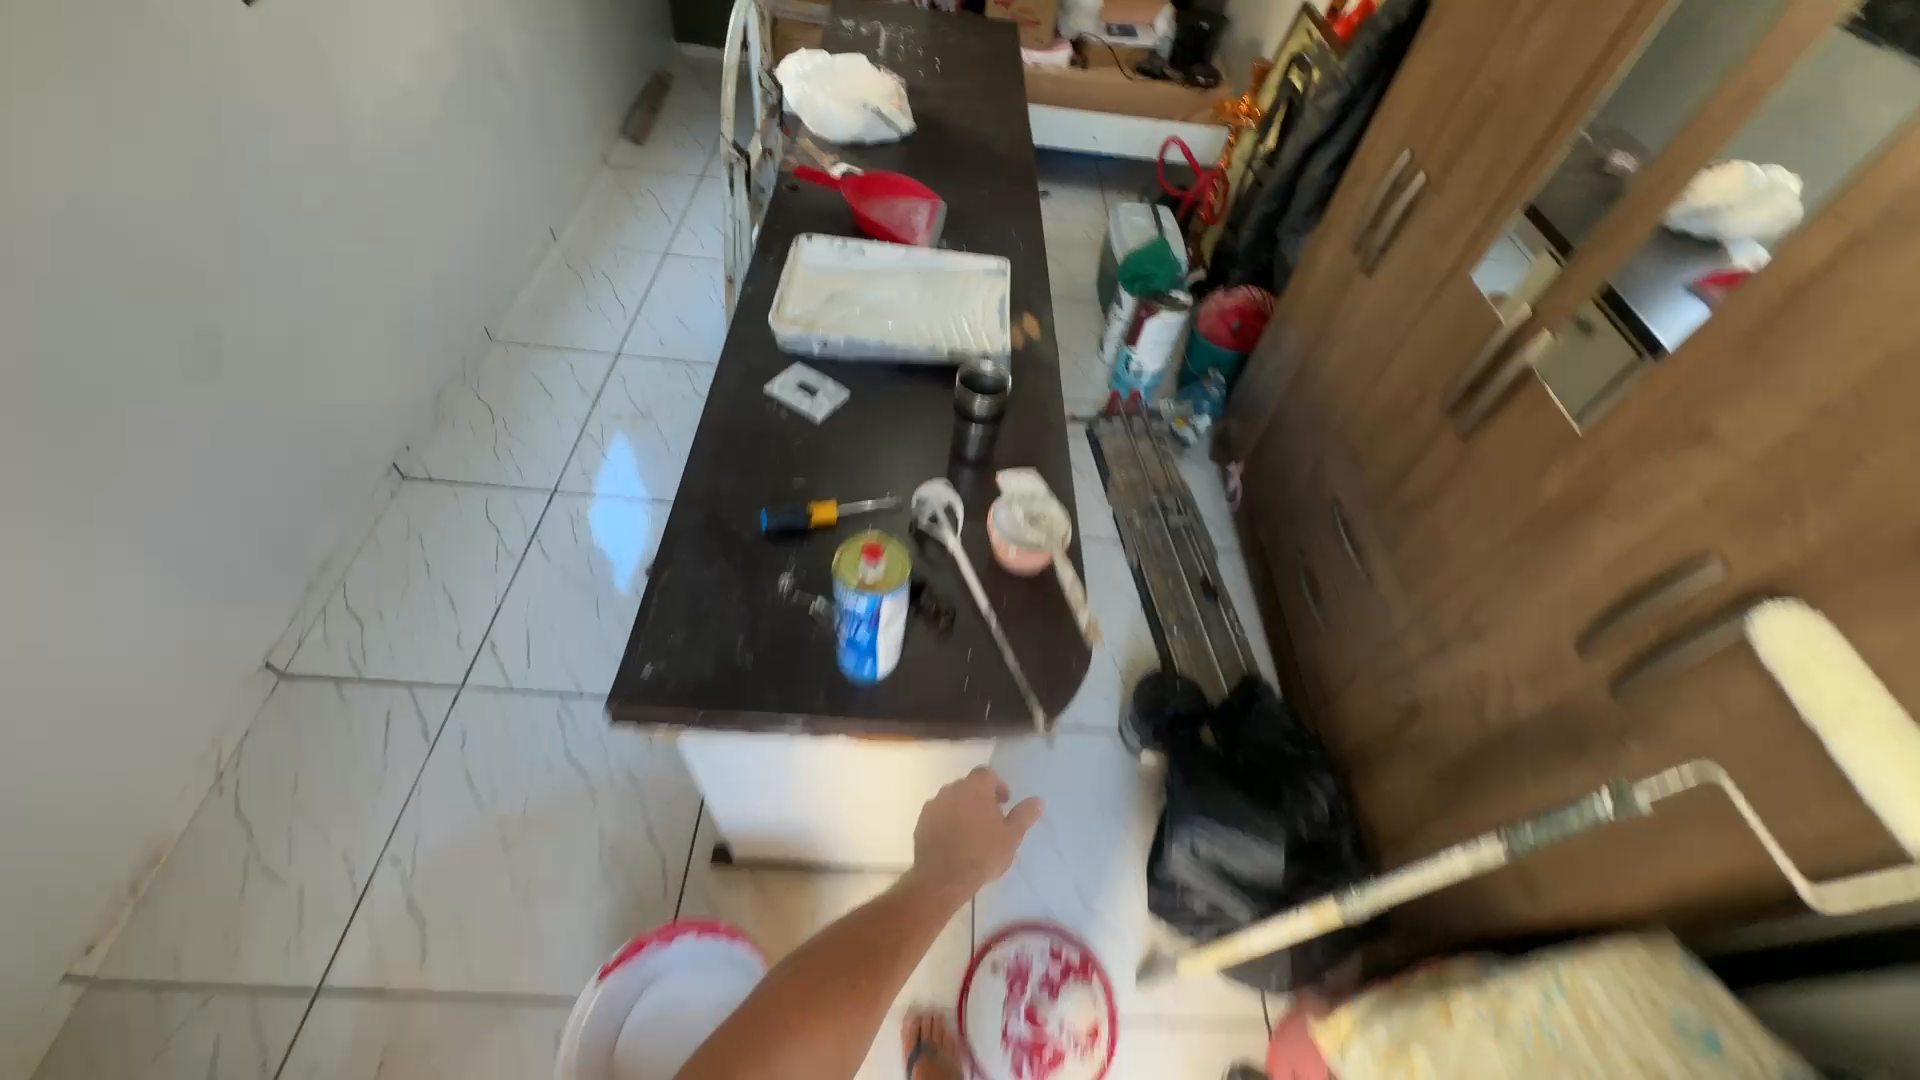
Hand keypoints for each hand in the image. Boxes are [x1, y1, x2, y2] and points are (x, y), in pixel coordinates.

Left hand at [909, 767, 1043, 899]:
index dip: (998, 785)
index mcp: (976, 787)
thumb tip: (1038, 800)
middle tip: (991, 819)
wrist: (943, 877)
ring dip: (963, 808)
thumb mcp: (1011, 837)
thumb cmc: (982, 854)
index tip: (1004, 803)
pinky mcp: (922, 821)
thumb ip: (1024, 815)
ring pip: (952, 799)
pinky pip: (938, 814)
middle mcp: (952, 789)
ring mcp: (934, 804)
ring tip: (972, 832)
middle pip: (969, 785)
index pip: (987, 773)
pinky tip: (954, 841)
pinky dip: (947, 820)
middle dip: (981, 797)